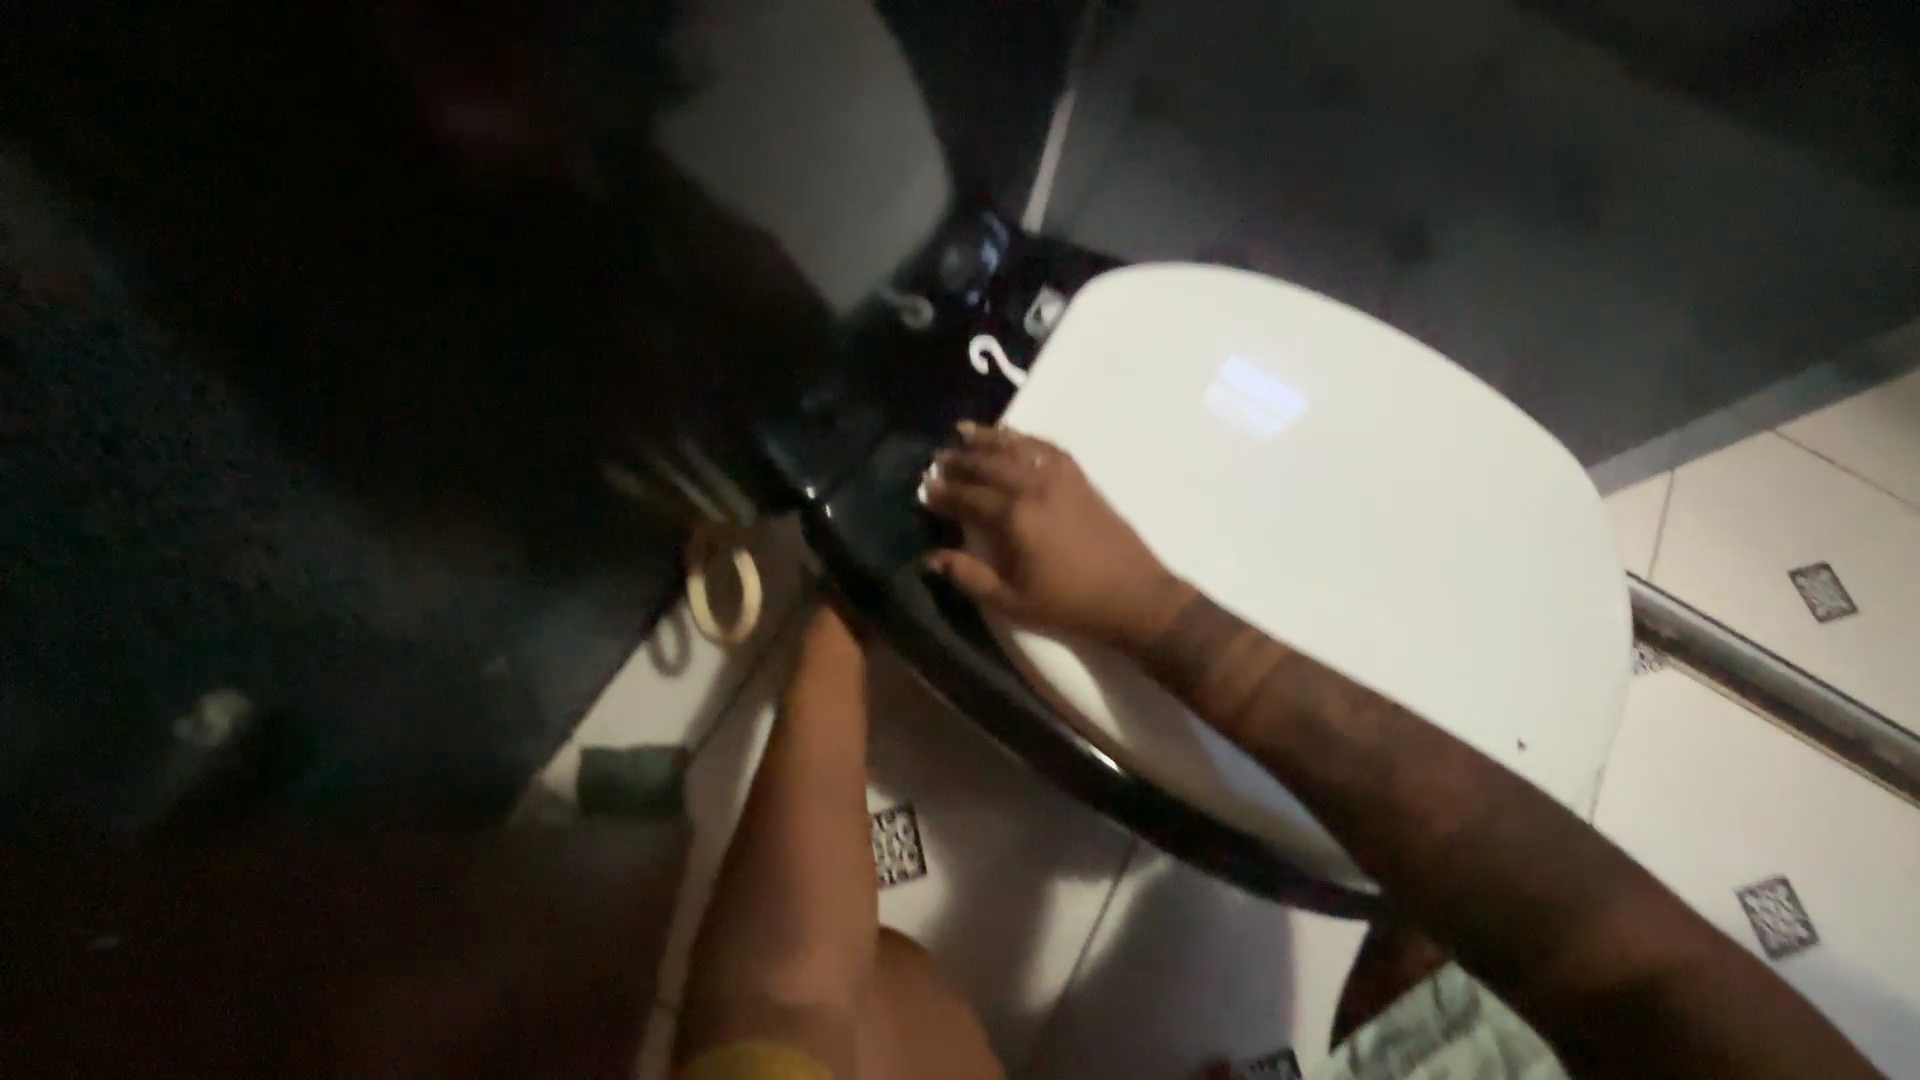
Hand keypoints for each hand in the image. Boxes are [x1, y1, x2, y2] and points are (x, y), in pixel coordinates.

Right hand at [922, 422, 1192, 648]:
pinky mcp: (1080, 478)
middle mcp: (1034, 488)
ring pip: (1017, 447)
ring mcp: (1060, 478)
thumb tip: (932, 557)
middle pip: (989, 465)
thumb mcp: (1011, 602)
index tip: (924, 489)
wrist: (1132, 595)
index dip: (943, 493)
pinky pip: (1047, 448)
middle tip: (938, 459)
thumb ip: (969, 576)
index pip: (968, 497)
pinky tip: (1012, 437)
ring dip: (989, 438)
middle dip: (960, 461)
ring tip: (964, 431)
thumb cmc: (1068, 603)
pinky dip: (1025, 438)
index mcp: (1015, 518)